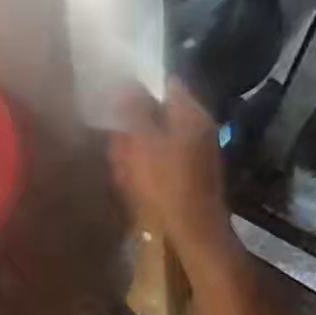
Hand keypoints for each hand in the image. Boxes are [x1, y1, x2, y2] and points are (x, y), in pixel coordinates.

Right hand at [110, 80, 231, 251]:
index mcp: (191, 113)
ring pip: (158, 139)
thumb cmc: (166, 184)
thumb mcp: (143, 141)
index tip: (116, 94)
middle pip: (160, 113)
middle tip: (115, 138)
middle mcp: (200, 127)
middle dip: (135, 124)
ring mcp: (198, 152)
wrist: (195, 233)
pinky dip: (146, 167)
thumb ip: (136, 108)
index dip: (140, 85)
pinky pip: (163, 161)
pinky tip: (132, 182)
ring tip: (120, 164)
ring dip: (136, 148)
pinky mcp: (192, 174)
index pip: (166, 84)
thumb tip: (129, 80)